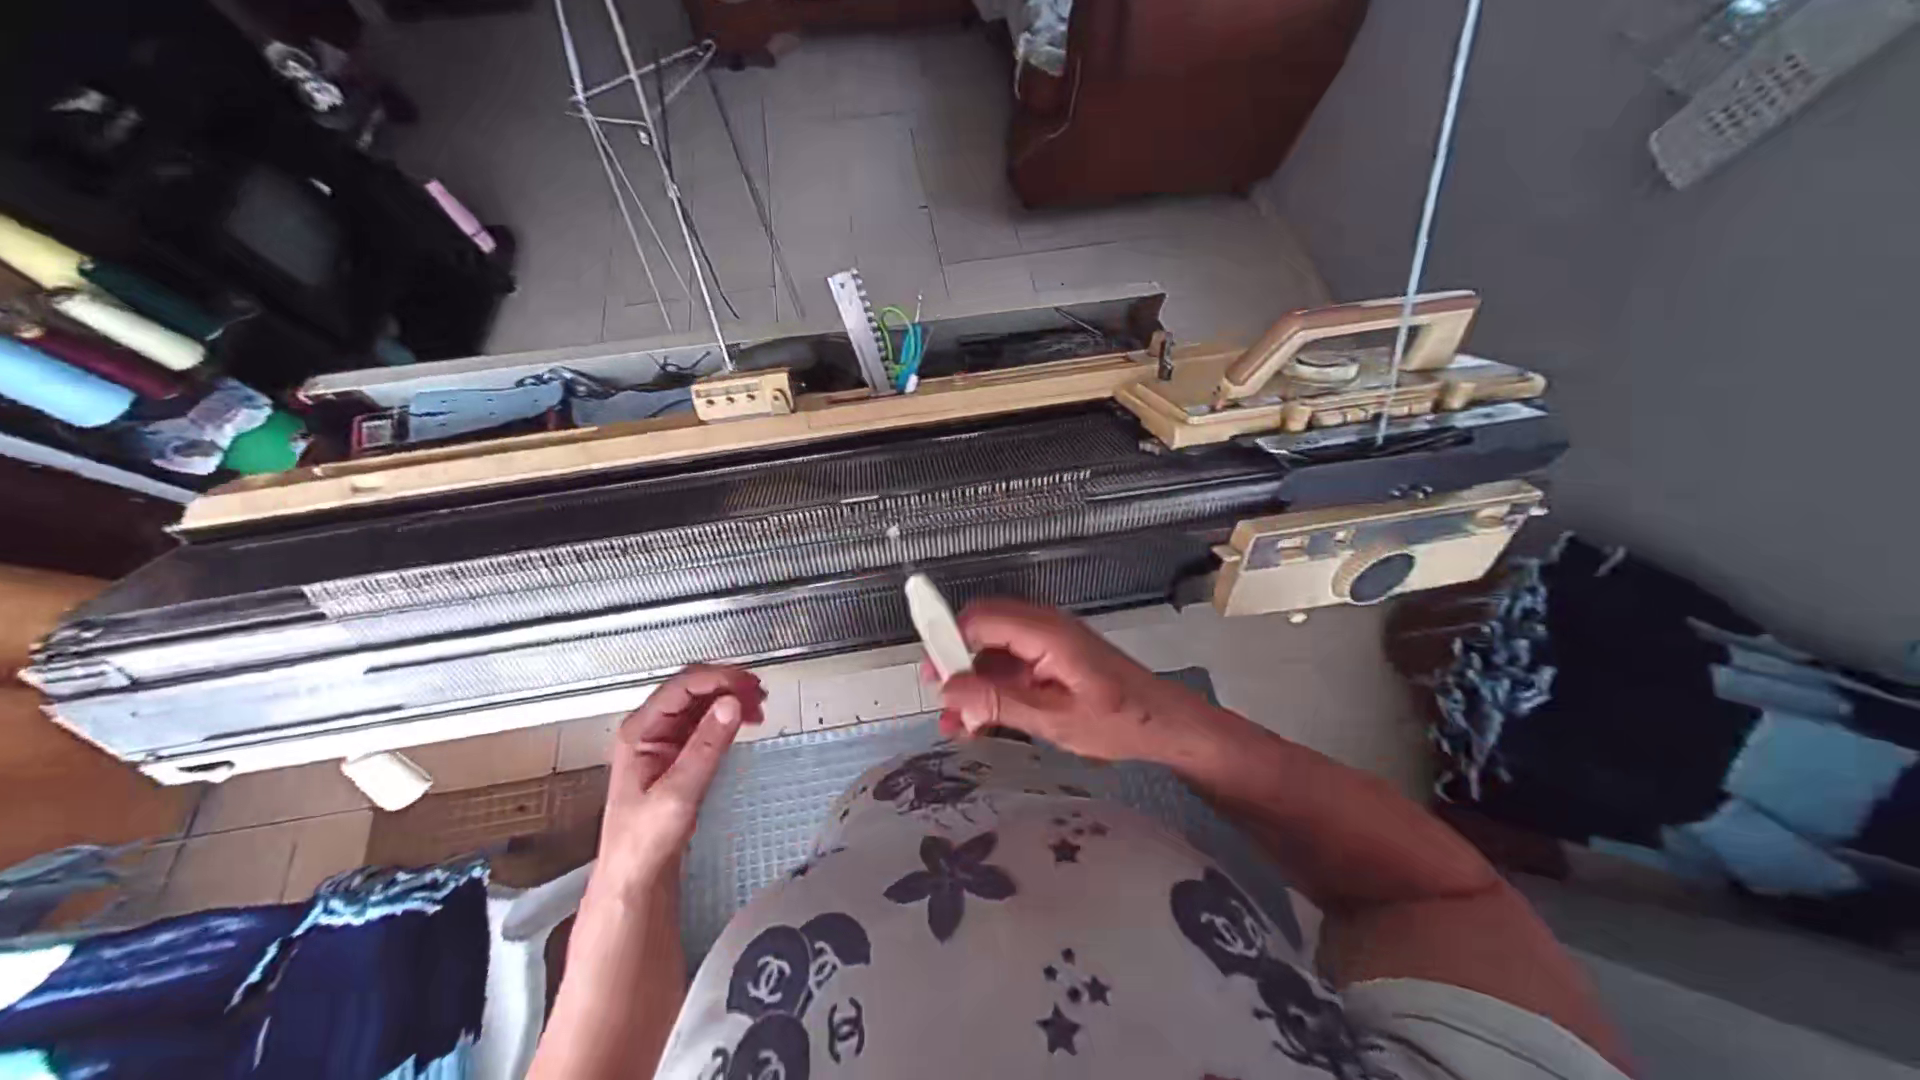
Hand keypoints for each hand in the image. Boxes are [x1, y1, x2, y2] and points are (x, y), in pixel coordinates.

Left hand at [595, 664, 764, 892]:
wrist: (634, 878)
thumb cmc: (641, 843)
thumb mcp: (678, 793)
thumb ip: (706, 746)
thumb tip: (729, 706)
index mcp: (639, 733)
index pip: (682, 687)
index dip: (717, 679)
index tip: (745, 684)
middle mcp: (649, 732)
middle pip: (692, 689)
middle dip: (727, 684)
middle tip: (757, 691)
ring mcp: (664, 743)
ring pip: (701, 704)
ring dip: (730, 698)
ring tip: (756, 703)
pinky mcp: (678, 757)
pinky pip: (706, 722)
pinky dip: (728, 716)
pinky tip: (743, 721)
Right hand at [931, 599, 1222, 763]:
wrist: (1166, 725)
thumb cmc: (1121, 721)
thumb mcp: (1054, 720)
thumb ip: (998, 703)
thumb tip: (950, 691)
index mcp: (1047, 633)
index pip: (981, 619)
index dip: (949, 642)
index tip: (931, 675)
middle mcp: (1044, 628)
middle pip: (982, 630)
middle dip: (955, 664)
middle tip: (941, 700)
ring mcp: (1047, 642)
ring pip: (993, 650)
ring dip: (972, 682)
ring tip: (956, 723)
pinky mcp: (1051, 658)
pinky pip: (1010, 665)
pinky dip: (992, 688)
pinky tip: (980, 721)